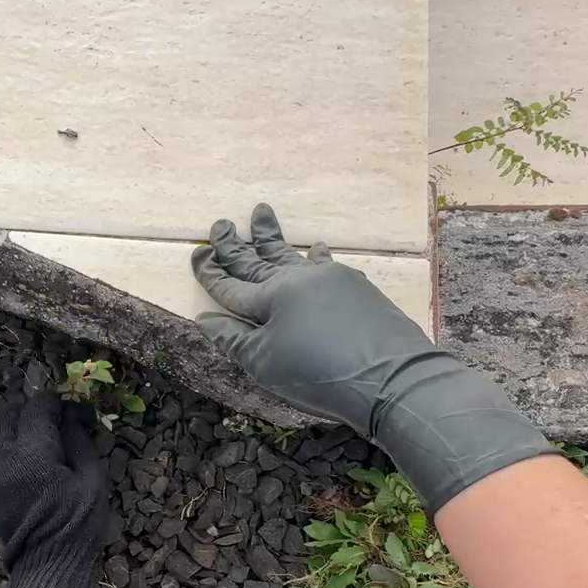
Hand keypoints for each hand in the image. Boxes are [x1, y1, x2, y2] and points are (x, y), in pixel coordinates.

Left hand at [0, 393, 110, 587]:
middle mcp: (1, 458)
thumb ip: (80, 441)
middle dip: (28, 410)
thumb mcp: (92, 480)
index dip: (55, 403)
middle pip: (6, 413)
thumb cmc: (78, 524)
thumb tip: (72, 415)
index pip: (38, 408)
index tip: (68, 410)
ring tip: (18, 429)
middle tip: (46, 420)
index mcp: (34, 455)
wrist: (49, 563)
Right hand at [190, 203, 554, 510]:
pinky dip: (315, 255)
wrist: (391, 376)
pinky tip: (316, 246)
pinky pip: (325, 263)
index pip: (230, 285)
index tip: (196, 252)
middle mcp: (296, 280)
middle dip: (235, 244)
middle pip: (258, 260)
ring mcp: (329, 279)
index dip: (211, 272)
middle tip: (221, 223)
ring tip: (261, 211)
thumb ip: (233, 338)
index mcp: (269, 298)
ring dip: (272, 236)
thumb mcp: (264, 363)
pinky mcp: (355, 287)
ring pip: (291, 254)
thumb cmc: (317, 373)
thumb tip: (205, 317)